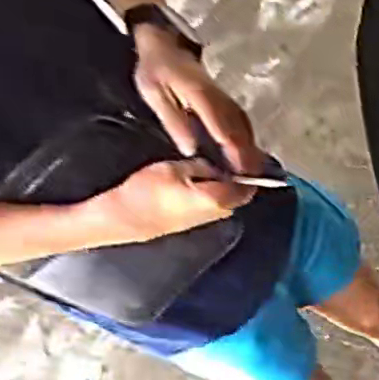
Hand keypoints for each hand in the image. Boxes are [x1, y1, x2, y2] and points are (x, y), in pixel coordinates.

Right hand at [86, 158, 254, 245]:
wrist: (131, 217)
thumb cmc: (148, 191)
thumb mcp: (172, 169)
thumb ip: (200, 166)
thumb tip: (217, 167)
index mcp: (219, 198)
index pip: (246, 185)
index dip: (248, 172)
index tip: (246, 159)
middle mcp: (224, 211)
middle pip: (241, 193)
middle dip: (239, 178)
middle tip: (231, 162)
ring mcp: (215, 217)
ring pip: (231, 199)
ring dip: (228, 186)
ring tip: (216, 169)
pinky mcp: (204, 220)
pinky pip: (219, 204)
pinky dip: (219, 193)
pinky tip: (205, 182)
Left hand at [132, 25, 265, 175]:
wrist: (169, 49)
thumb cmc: (157, 73)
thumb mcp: (154, 94)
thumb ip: (173, 122)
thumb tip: (190, 152)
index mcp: (205, 101)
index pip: (228, 136)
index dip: (234, 160)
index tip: (236, 180)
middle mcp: (228, 107)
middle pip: (245, 142)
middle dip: (247, 166)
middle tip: (244, 188)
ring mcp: (236, 110)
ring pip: (250, 141)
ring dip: (251, 162)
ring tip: (246, 181)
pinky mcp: (238, 114)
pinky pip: (248, 137)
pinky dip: (248, 152)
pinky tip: (244, 165)